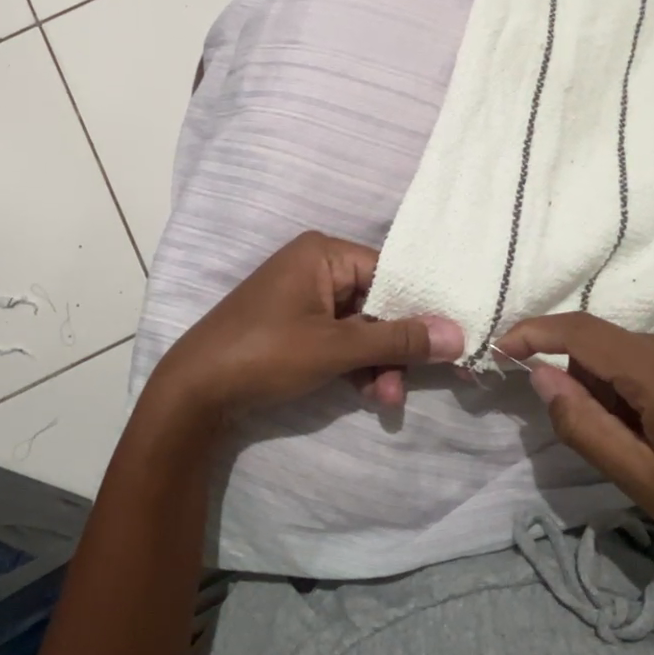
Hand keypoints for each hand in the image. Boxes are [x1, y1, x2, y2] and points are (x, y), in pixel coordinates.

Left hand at [147, 232, 463, 428]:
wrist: (195, 389)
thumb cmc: (266, 354)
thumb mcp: (336, 347)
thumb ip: (396, 339)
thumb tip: (457, 334)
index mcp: (322, 254)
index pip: (389, 273)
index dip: (419, 309)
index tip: (449, 344)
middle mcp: (315, 266)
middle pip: (376, 302)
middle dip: (393, 347)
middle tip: (406, 386)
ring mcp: (302, 297)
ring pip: (360, 326)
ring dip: (377, 363)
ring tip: (384, 400)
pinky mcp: (294, 325)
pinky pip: (339, 338)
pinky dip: (354, 365)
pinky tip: (367, 394)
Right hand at [499, 314, 653, 654]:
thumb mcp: (648, 488)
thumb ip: (584, 425)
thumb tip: (539, 375)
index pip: (585, 332)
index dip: (536, 333)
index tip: (500, 348)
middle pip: (617, 346)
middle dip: (589, 379)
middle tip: (601, 440)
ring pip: (649, 355)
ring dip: (627, 388)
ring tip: (652, 452)